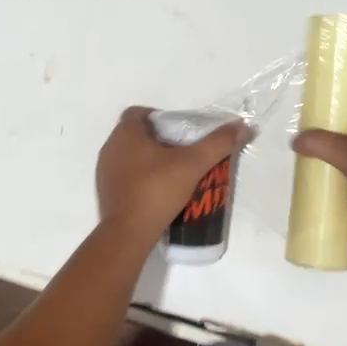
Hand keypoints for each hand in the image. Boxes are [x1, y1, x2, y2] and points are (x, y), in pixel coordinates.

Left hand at [96, 108, 250, 241]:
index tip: (178, 131)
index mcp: (125, 134)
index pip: (137, 112)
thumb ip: (218, 144)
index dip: (158, 117)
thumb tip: (242, 127)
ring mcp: (104, 172)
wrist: (128, 232)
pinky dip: (140, 178)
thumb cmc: (157, 190)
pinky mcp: (106, 192)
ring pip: (129, 156)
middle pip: (135, 134)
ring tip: (174, 173)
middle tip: (182, 152)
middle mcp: (110, 148)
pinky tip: (159, 191)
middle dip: (158, 140)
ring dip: (149, 160)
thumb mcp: (193, 164)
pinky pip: (125, 176)